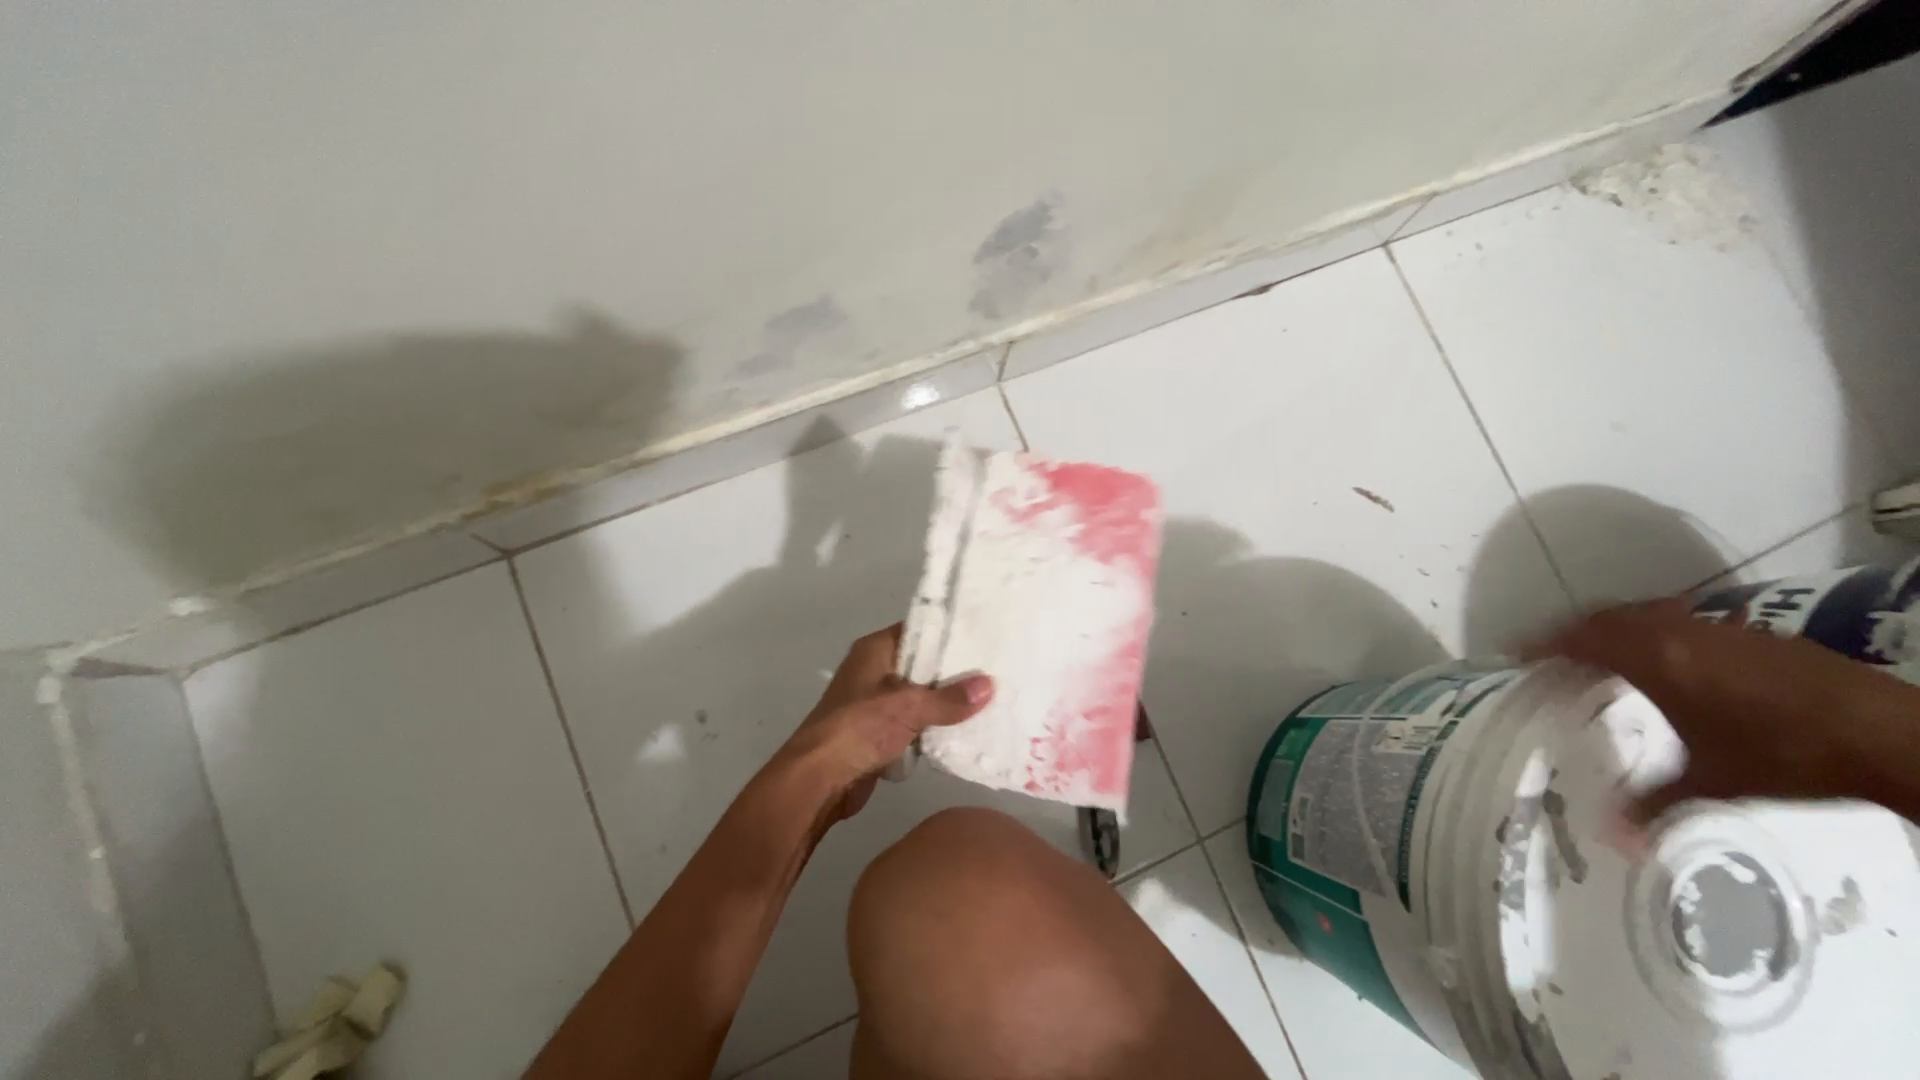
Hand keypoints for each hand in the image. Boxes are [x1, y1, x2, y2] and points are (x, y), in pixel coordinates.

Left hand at [777, 625, 993, 823]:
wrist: (817, 779)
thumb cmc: (858, 728)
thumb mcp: (908, 707)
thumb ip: (949, 698)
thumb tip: (989, 685)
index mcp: (875, 651)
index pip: (920, 630)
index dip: (951, 633)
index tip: (986, 639)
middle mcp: (875, 671)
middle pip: (923, 665)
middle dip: (955, 673)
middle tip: (996, 673)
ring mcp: (875, 704)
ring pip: (921, 697)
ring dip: (946, 704)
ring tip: (990, 702)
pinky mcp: (879, 734)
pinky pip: (915, 725)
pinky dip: (934, 729)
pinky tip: (966, 731)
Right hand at [1525, 599, 1919, 827]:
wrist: (1890, 738)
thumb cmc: (1785, 757)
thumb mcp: (1713, 785)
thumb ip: (1654, 804)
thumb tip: (1612, 839)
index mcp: (1656, 660)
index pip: (1582, 640)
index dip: (1545, 645)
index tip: (1518, 655)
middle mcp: (1682, 634)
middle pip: (1612, 619)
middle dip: (1577, 634)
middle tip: (1554, 657)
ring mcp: (1724, 631)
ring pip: (1652, 619)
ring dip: (1622, 634)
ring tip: (1606, 661)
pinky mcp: (1759, 638)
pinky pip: (1686, 627)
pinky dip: (1661, 639)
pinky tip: (1672, 671)